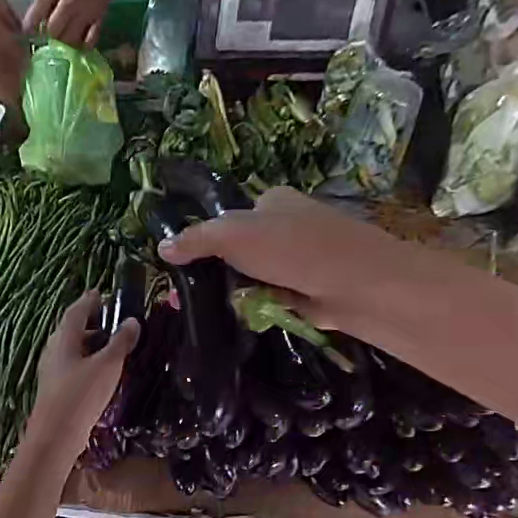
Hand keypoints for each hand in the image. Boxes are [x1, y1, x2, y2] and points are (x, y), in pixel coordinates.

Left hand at [22, 0, 115, 46]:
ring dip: (62, 45)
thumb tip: (36, 19)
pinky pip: (89, 40)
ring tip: (58, 48)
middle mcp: (73, 0)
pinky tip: (76, 49)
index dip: (31, 21)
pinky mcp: (98, 21)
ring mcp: (87, 12)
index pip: (41, 5)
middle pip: (55, 27)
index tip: (26, 32)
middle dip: (47, 37)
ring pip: (70, 38)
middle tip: (44, 42)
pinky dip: (82, 47)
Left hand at [25, 290, 138, 457]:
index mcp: (63, 339)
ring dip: (91, 343)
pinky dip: (88, 361)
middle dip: (92, 322)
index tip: (103, 294)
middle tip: (113, 320)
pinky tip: (102, 372)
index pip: (76, 311)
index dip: (90, 301)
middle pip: (72, 329)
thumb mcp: (108, 365)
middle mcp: (54, 351)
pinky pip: (73, 366)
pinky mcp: (57, 389)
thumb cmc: (81, 395)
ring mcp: (53, 371)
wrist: (56, 437)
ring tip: (113, 346)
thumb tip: (132, 321)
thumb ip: (120, 342)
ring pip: (73, 349)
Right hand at [159, 188, 423, 333]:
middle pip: (239, 250)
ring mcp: (301, 259)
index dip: (202, 241)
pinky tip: (246, 316)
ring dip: (235, 293)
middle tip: (185, 298)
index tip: (179, 267)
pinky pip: (273, 298)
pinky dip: (260, 307)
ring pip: (254, 277)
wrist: (355, 284)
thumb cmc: (293, 248)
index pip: (229, 218)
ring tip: (210, 310)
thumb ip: (196, 239)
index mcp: (272, 201)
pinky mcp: (309, 289)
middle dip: (213, 273)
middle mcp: (288, 225)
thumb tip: (162, 247)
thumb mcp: (234, 235)